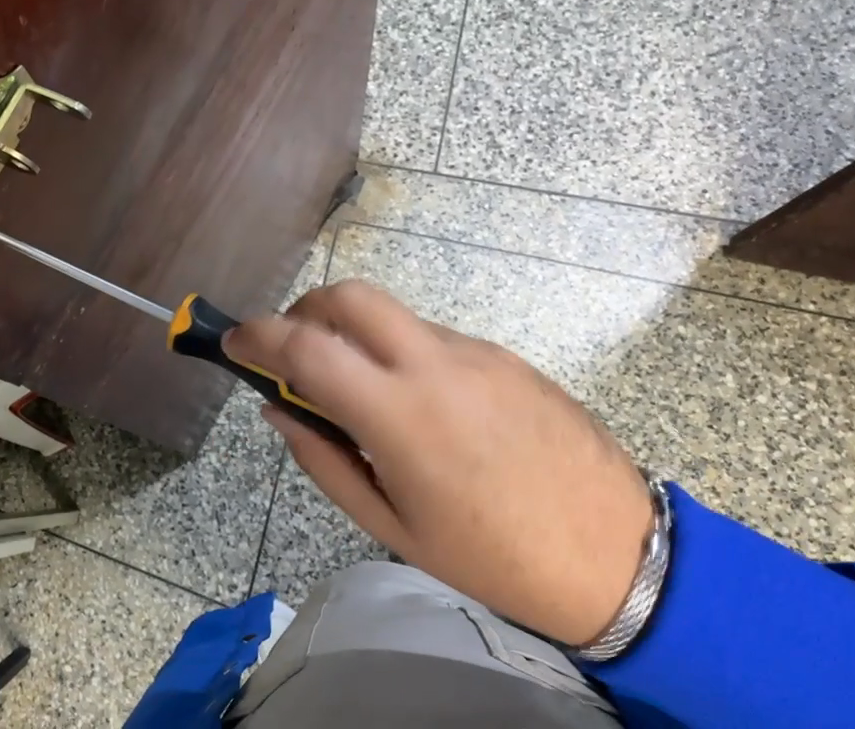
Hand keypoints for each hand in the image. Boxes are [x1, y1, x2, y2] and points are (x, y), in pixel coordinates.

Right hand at [227, 280, 651, 646]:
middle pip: (350, 296)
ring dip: (357, 336)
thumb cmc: (490, 557)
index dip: (256, 336)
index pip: (305, 347)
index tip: (233, 343)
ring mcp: (476, 355)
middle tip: (291, 347)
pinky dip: (403, 354)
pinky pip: (435, 340)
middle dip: (304, 308)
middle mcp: (435, 366)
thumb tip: (278, 410)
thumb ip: (322, 460)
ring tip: (362, 393)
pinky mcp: (508, 358)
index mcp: (398, 414)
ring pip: (393, 318)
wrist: (621, 559)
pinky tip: (421, 407)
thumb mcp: (389, 525)